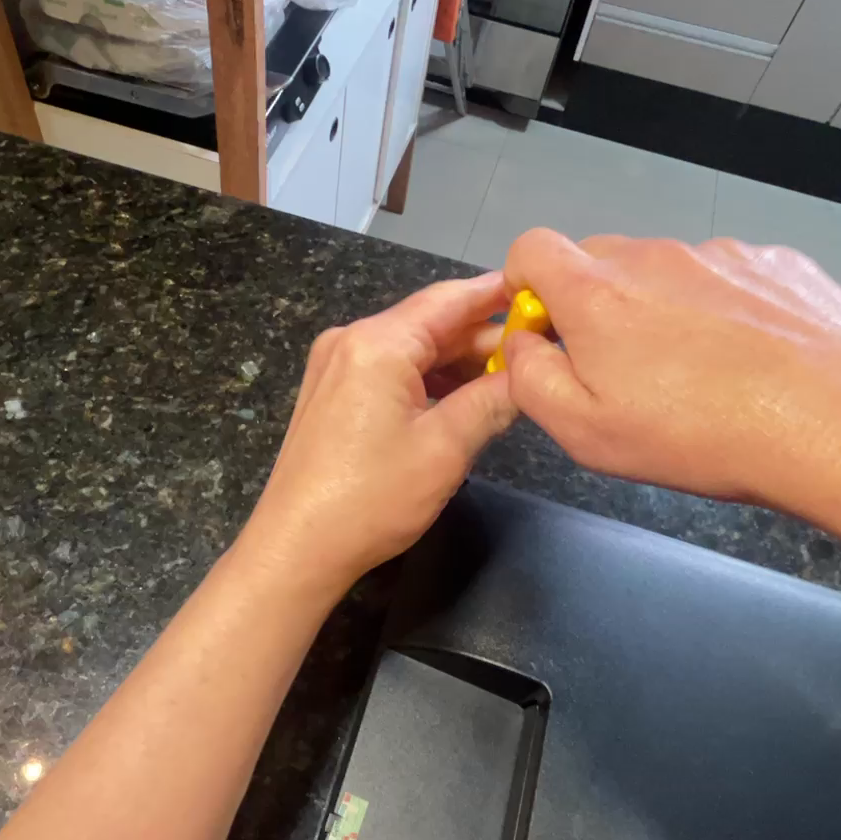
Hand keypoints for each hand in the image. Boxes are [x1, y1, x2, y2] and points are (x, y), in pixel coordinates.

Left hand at [237, 272, 518, 594]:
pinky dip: (426, 380)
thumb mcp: (446, 448)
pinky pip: (389, 370)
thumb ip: (492, 400)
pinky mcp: (330, 392)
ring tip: (506, 379)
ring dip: (456, 362)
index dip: (498, 294)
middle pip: (429, 323)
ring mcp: (334, 366)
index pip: (449, 299)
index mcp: (377, 342)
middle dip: (481, 337)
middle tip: (536, 352)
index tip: (542, 293)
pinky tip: (460, 398)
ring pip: (410, 349)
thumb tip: (530, 373)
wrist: (297, 546)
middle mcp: (350, 340)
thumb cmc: (372, 498)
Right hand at [498, 229, 840, 525]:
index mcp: (596, 291)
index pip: (530, 249)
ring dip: (658, 309)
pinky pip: (725, 277)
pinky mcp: (779, 263)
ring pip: (663, 271)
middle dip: (590, 305)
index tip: (545, 334)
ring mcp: (722, 253)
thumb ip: (528, 377)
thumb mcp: (582, 430)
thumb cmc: (695, 435)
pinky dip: (720, 309)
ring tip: (700, 374)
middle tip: (621, 369)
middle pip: (596, 261)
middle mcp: (653, 256)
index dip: (524, 286)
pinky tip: (753, 360)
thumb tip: (523, 342)